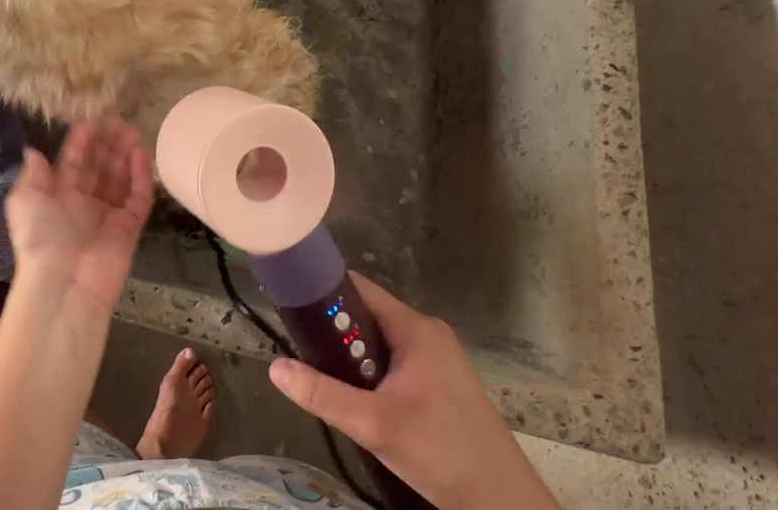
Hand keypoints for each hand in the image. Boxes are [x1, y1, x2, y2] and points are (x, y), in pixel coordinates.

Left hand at [5, 120, 153, 313]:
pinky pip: (138, 199)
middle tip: (120, 122)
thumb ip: (33, 174)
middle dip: (108, 145)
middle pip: (99, 168)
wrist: (64, 283)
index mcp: (56, 197)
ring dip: (126, 156)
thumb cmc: (40, 237)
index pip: (72, 163)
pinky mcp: (130, 229)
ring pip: (120, 179)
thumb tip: (33, 151)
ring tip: (133, 132)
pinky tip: (141, 155)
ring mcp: (107, 216)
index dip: (81, 143)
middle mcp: (83, 205)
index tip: (91, 122)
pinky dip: (141, 177)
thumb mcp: (24, 200)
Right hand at [267, 274, 561, 509]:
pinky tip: (363, 402)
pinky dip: (374, 374)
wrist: (502, 501)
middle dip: (336, 336)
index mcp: (415, 328)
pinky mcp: (443, 382)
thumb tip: (275, 368)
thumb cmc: (441, 452)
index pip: (358, 289)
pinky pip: (396, 362)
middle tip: (310, 360)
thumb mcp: (374, 425)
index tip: (291, 309)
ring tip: (332, 384)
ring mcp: (439, 358)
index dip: (323, 293)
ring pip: (380, 343)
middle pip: (367, 316)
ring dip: (354, 359)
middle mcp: (428, 333)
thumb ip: (323, 395)